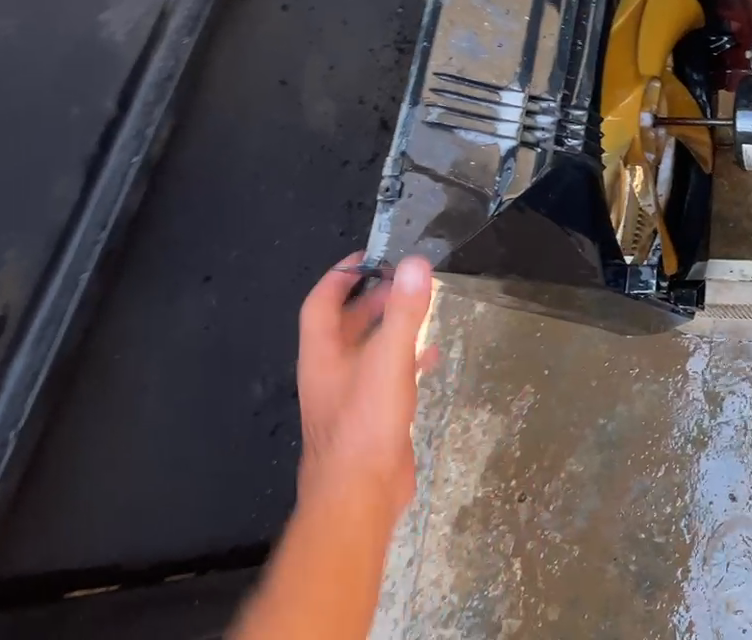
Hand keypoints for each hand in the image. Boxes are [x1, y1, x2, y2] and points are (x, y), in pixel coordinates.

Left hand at [295, 253, 435, 512]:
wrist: (360, 496)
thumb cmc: (367, 424)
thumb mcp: (389, 361)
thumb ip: (404, 312)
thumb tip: (416, 264)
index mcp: (322, 357)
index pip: (321, 304)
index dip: (340, 276)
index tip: (369, 255)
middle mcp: (330, 373)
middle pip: (344, 326)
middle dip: (371, 298)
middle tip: (403, 279)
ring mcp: (350, 397)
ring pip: (366, 350)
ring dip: (390, 327)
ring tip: (421, 310)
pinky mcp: (372, 417)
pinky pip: (387, 375)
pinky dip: (406, 358)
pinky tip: (431, 357)